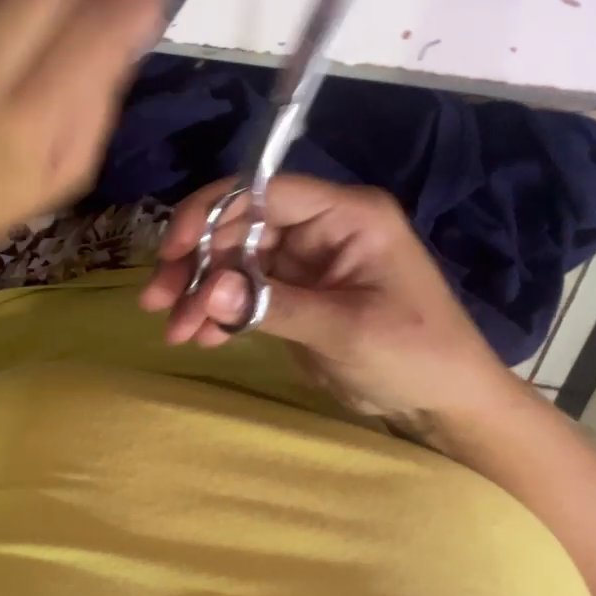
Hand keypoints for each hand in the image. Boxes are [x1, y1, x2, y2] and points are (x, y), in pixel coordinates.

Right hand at [140, 174, 516, 424]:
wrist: (439, 403)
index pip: (261, 193)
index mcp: (345, 216)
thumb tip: (209, 292)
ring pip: (226, 261)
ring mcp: (299, 261)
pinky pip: (234, 292)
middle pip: (232, 227)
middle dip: (192, 264)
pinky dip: (211, 313)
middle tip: (155, 302)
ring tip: (174, 332)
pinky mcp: (286, 292)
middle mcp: (317, 228)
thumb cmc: (415, 356)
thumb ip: (274, 306)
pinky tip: (199, 338)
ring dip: (195, 294)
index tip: (172, 252)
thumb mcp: (346, 331)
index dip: (208, 214)